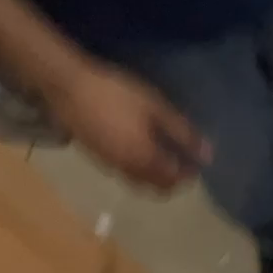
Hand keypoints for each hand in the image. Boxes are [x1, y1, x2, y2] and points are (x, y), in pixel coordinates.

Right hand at [47, 63, 210, 191]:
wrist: (64, 83)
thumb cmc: (115, 93)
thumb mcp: (156, 109)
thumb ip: (183, 134)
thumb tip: (208, 155)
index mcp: (145, 160)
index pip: (174, 181)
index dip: (188, 177)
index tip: (196, 165)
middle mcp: (127, 169)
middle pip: (157, 189)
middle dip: (173, 182)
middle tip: (181, 167)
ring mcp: (108, 165)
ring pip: (138, 184)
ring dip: (154, 179)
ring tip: (162, 161)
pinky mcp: (94, 157)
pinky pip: (121, 174)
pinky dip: (136, 172)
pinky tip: (138, 154)